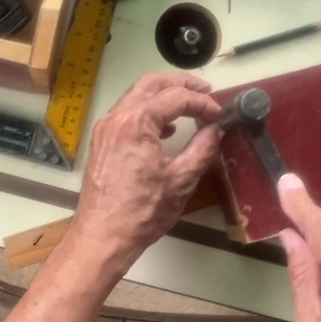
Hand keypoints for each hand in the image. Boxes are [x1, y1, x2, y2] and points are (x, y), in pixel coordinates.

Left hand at [66, 73, 221, 272]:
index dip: (202, 103)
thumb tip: (215, 130)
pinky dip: (147, 113)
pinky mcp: (101, 144)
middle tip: (204, 92)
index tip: (219, 114)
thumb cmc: (141, 211)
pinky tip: (164, 130)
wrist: (103, 236)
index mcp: (136, 123)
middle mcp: (116, 119)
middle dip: (180, 85)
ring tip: (188, 108)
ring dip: (162, 97)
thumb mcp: (181, 179)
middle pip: (150, 85)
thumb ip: (202, 148)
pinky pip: (126, 116)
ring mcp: (105, 130)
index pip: (175, 98)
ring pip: (135, 98)